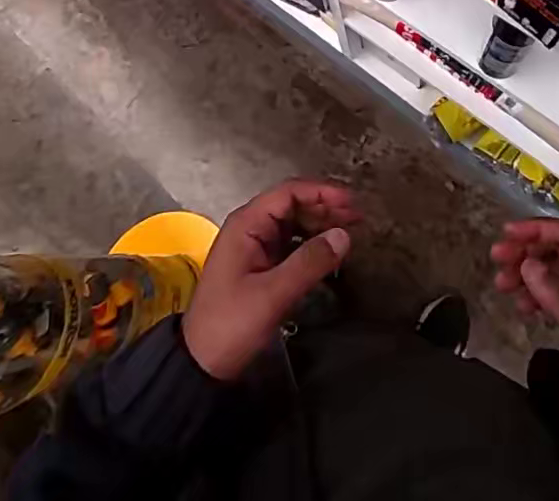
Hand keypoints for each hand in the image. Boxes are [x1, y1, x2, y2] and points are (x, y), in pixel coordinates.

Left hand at [182, 180, 359, 380]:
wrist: (200, 365)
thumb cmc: (232, 323)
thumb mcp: (273, 294)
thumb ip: (310, 262)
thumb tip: (345, 235)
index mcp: (247, 224)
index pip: (289, 193)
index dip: (322, 192)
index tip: (351, 202)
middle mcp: (250, 227)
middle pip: (293, 205)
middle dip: (325, 207)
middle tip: (358, 217)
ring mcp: (254, 245)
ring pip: (294, 223)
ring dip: (321, 223)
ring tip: (350, 231)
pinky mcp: (260, 264)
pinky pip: (291, 242)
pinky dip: (312, 242)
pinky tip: (330, 251)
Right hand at [491, 220, 558, 461]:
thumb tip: (530, 265)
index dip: (538, 230)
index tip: (508, 234)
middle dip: (528, 251)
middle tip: (498, 260)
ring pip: (556, 272)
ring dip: (529, 274)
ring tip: (503, 284)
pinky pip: (558, 296)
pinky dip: (537, 295)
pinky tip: (523, 304)